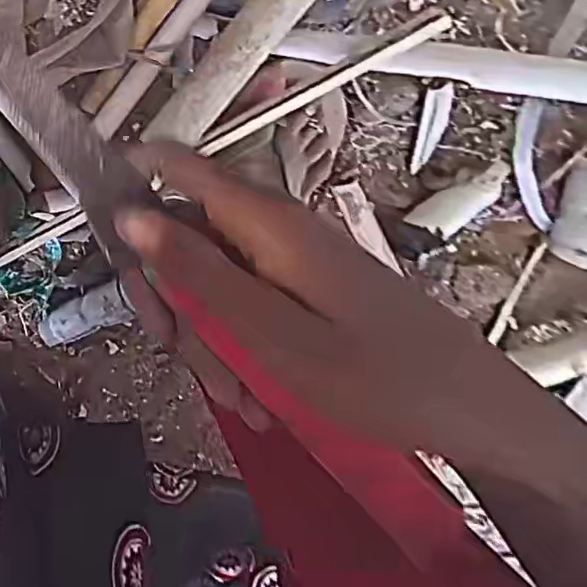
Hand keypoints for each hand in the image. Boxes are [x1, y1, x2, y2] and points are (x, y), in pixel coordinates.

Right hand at [116, 144, 581, 484]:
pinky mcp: (295, 282)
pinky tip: (252, 385)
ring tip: (233, 388)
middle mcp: (268, 226)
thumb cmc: (382, 379)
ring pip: (205, 274)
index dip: (127, 179)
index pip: (174, 164)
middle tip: (178, 347)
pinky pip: (238, 298)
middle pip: (181, 234)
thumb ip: (195, 270)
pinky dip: (232, 339)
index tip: (102, 230)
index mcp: (262, 221)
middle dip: (169, 292)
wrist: (484, 421)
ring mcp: (282, 255)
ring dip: (203, 330)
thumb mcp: (271, 333)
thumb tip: (130, 217)